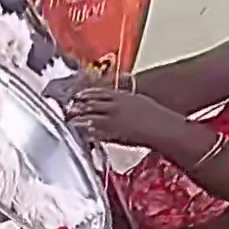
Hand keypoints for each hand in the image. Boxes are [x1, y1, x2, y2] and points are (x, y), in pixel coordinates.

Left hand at [66, 87, 183, 147]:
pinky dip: (85, 133)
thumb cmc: (152, 115)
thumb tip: (115, 102)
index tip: (78, 95)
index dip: (87, 94)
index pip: (100, 93)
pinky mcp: (111, 134)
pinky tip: (79, 134)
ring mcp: (112, 120)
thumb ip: (123, 102)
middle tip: (68, 109)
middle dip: (78, 107)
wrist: (159, 126)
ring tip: (69, 121)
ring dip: (78, 120)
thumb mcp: (137, 102)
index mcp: (122, 97)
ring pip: (90, 118)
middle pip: (92, 105)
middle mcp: (115, 107)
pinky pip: (94, 133)